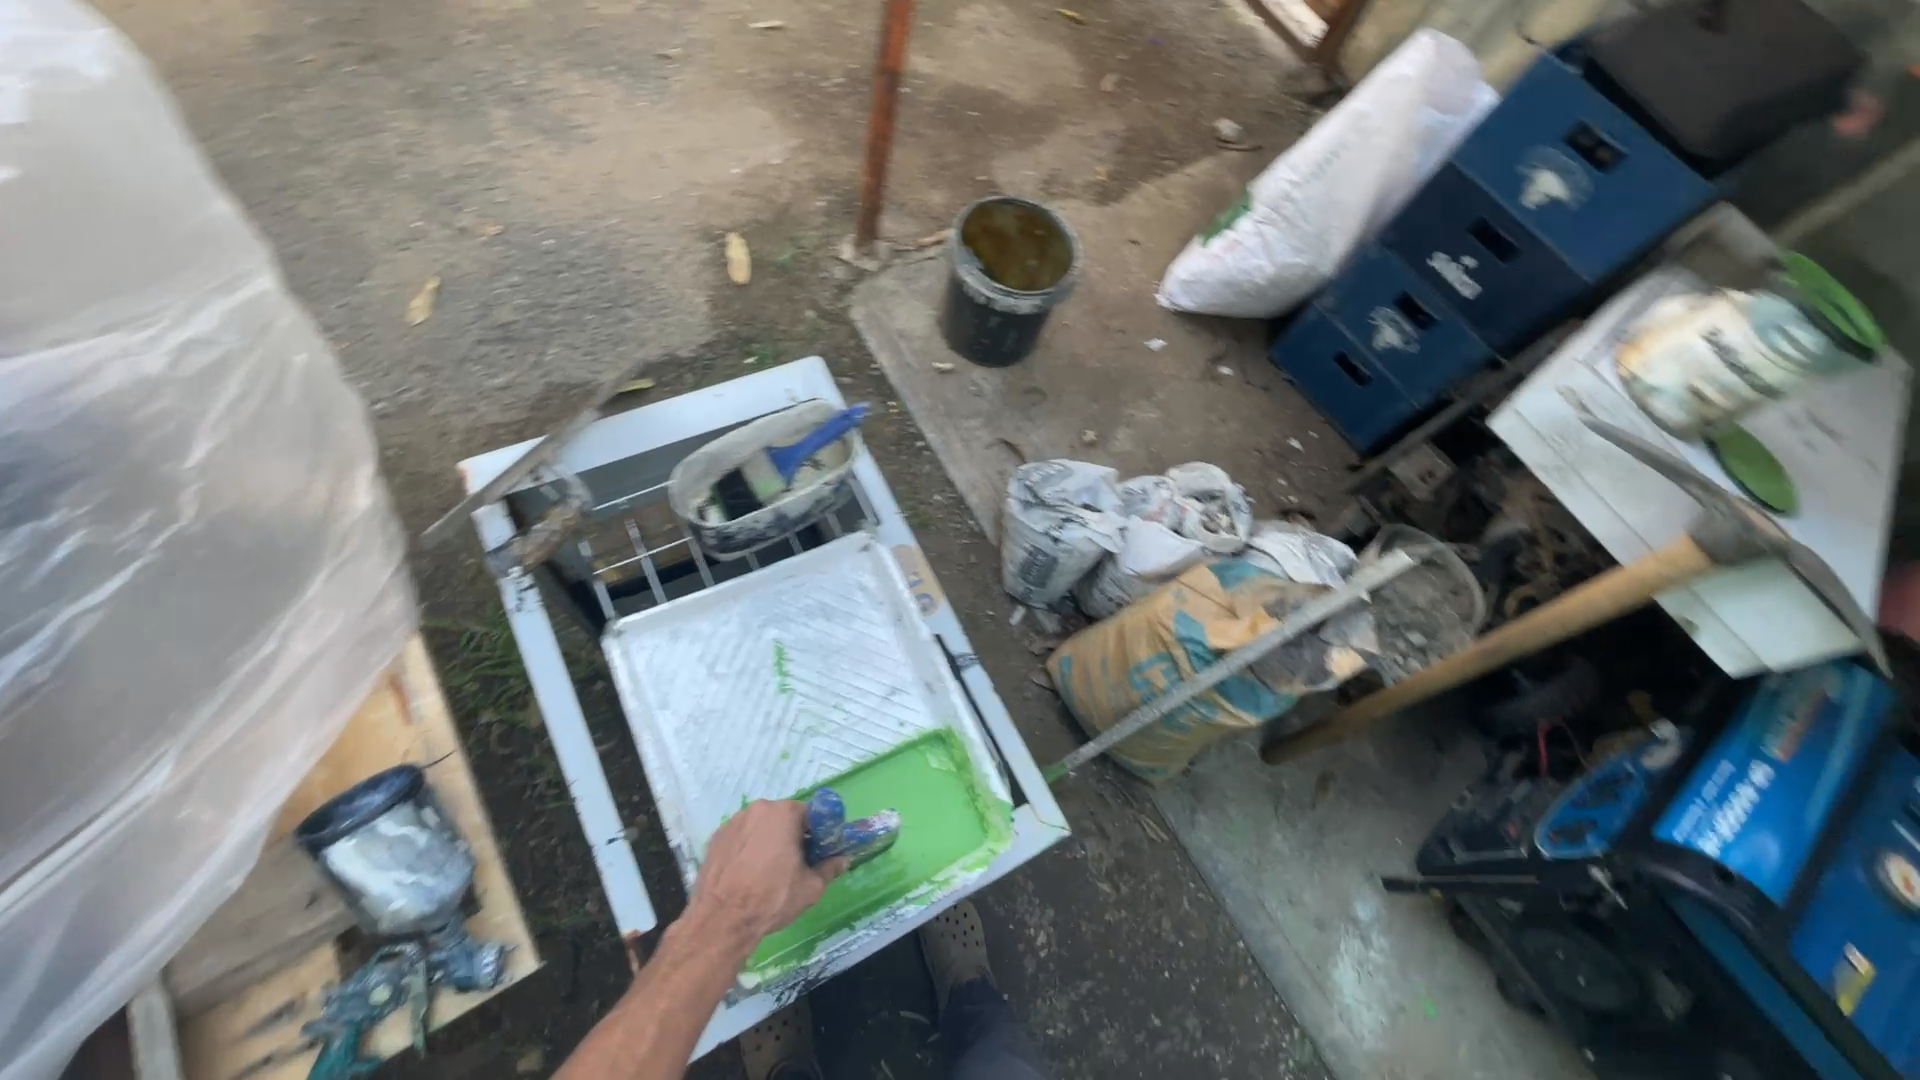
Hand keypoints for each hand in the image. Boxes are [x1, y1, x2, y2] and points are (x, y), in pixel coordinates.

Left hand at [690, 800, 847, 947]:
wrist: (722, 920)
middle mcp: (758, 809)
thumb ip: (829, 868)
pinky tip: (746, 873)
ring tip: (767, 871)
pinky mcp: (715, 838)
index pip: (810, 814)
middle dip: (791, 836)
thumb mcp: (811, 887)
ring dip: (767, 841)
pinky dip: (746, 849)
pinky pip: (740, 838)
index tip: (816, 854)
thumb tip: (842, 860)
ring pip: (760, 827)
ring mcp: (733, 822)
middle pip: (783, 818)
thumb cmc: (772, 898)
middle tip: (794, 864)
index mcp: (784, 813)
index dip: (816, 834)